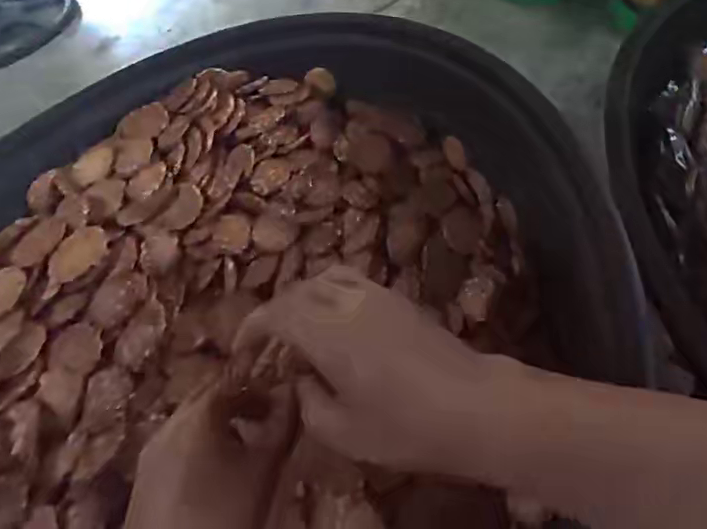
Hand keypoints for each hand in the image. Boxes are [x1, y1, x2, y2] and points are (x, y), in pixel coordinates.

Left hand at [124, 383, 297, 528]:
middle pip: (209, 393)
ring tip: (246, 439)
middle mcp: (169, 425)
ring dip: (221, 418)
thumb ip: (283, 420)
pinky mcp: (143, 481)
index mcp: (199, 415)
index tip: (282, 389)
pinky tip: (219, 467)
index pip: (233, 375)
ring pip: (192, 418)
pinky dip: (201, 440)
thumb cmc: (225, 515)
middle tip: (267, 411)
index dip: (260, 379)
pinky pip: (178, 442)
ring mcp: (151, 454)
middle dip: (240, 396)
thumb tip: (292, 389)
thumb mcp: (265, 466)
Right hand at [235, 266, 514, 474]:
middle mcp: (351, 299)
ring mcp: (379, 293)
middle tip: (265, 347)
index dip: (253, 327)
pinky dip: (332, 295)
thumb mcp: (339, 430)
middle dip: (276, 312)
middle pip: (301, 289)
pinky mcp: (399, 298)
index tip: (240, 352)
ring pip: (329, 277)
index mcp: (329, 328)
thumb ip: (308, 399)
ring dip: (305, 298)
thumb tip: (302, 375)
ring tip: (298, 333)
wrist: (467, 401)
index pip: (278, 310)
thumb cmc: (400, 423)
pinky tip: (335, 328)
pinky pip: (354, 282)